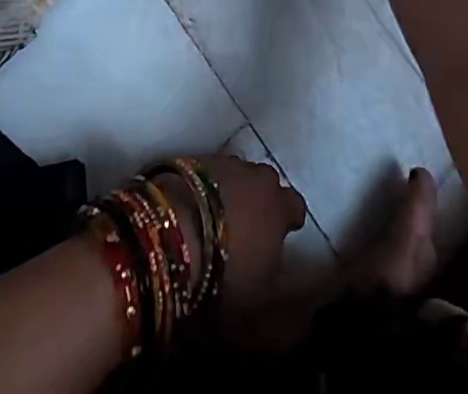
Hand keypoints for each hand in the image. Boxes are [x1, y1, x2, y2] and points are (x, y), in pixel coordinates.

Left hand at [156, 155, 306, 312]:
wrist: (167, 234)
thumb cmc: (223, 275)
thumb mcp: (262, 306)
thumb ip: (287, 303)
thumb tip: (301, 308)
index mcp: (279, 206)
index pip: (295, 205)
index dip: (288, 219)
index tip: (279, 235)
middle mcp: (253, 175)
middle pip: (264, 181)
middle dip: (258, 198)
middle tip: (245, 225)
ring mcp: (218, 163)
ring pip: (232, 172)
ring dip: (227, 189)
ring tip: (213, 215)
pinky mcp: (185, 159)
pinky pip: (200, 171)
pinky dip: (198, 186)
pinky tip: (188, 206)